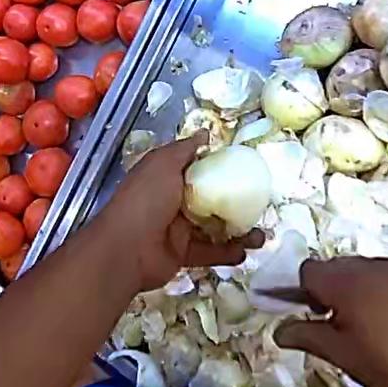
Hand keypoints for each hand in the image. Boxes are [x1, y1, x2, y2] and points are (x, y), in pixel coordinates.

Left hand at [92, 134, 259, 291]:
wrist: (126, 248)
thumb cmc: (146, 199)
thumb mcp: (164, 163)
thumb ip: (185, 149)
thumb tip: (206, 133)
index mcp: (167, 176)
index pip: (197, 168)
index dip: (219, 166)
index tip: (247, 167)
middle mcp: (173, 199)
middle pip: (209, 198)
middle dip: (235, 201)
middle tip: (261, 205)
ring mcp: (178, 228)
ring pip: (213, 227)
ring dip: (237, 231)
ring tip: (261, 235)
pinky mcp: (182, 253)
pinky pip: (209, 252)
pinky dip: (226, 252)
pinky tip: (245, 252)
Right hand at [274, 258, 387, 386]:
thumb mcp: (350, 361)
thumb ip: (310, 338)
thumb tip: (279, 331)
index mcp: (349, 284)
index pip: (310, 270)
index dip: (306, 292)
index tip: (317, 316)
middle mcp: (378, 265)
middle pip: (343, 267)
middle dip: (338, 290)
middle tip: (349, 327)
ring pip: (376, 270)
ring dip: (371, 290)